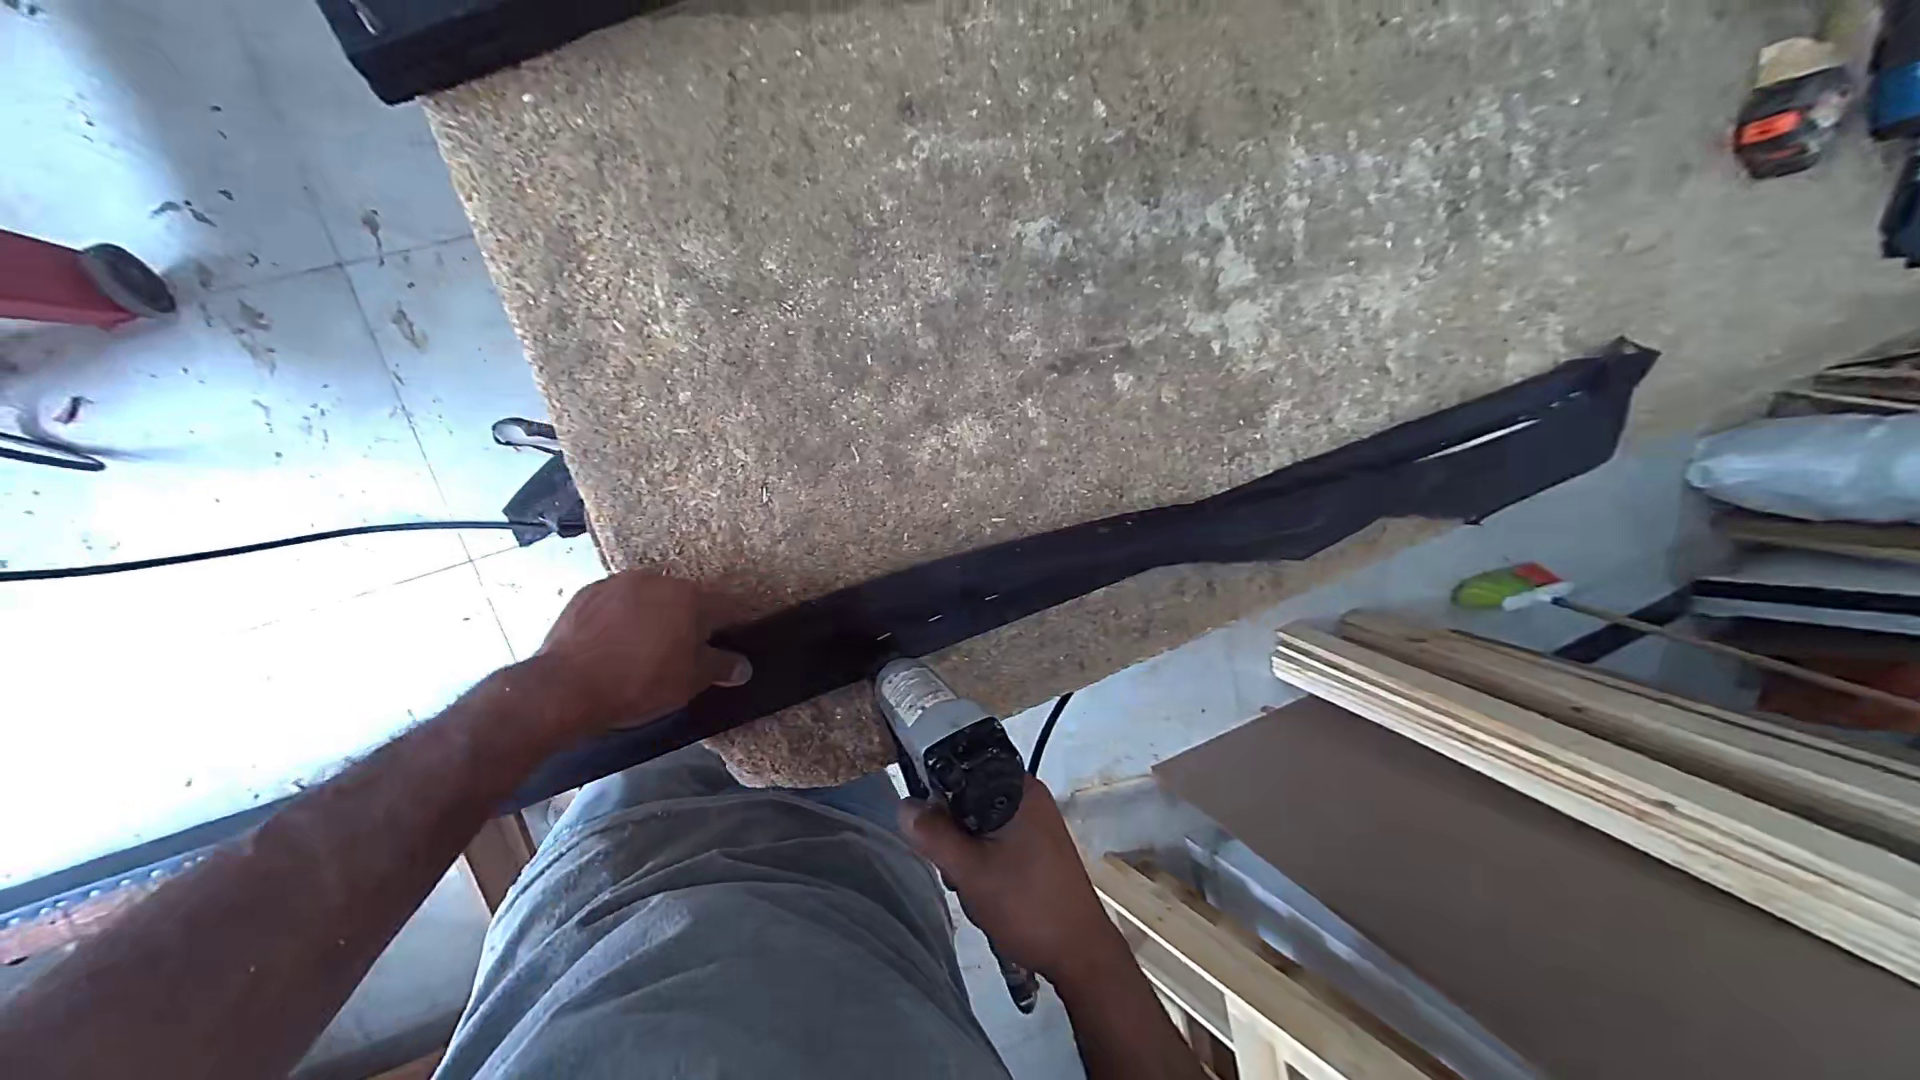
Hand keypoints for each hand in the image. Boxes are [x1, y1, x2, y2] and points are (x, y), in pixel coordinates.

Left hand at [527, 571, 749, 737]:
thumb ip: (722, 667)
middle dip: (689, 621)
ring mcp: (619, 583)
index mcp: (691, 596)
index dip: (731, 627)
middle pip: (686, 599)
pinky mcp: (586, 593)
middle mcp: (658, 580)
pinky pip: (615, 604)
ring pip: (649, 598)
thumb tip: (742, 666)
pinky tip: (613, 646)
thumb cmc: (638, 682)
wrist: (565, 688)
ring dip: (653, 617)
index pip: (726, 607)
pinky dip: (620, 619)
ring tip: (644, 650)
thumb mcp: (691, 681)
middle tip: (683, 653)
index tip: (728, 645)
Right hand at [898, 776, 1128, 982]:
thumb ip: (933, 834)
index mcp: (1020, 788)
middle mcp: (1030, 796)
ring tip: (972, 884)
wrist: (1080, 955)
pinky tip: (985, 890)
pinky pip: (996, 839)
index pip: (965, 767)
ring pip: (980, 822)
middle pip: (970, 797)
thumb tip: (903, 805)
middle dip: (953, 830)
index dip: (938, 790)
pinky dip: (983, 860)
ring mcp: (1036, 823)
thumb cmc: (1027, 905)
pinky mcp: (1037, 847)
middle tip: (954, 865)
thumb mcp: (970, 870)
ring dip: (967, 851)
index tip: (927, 824)